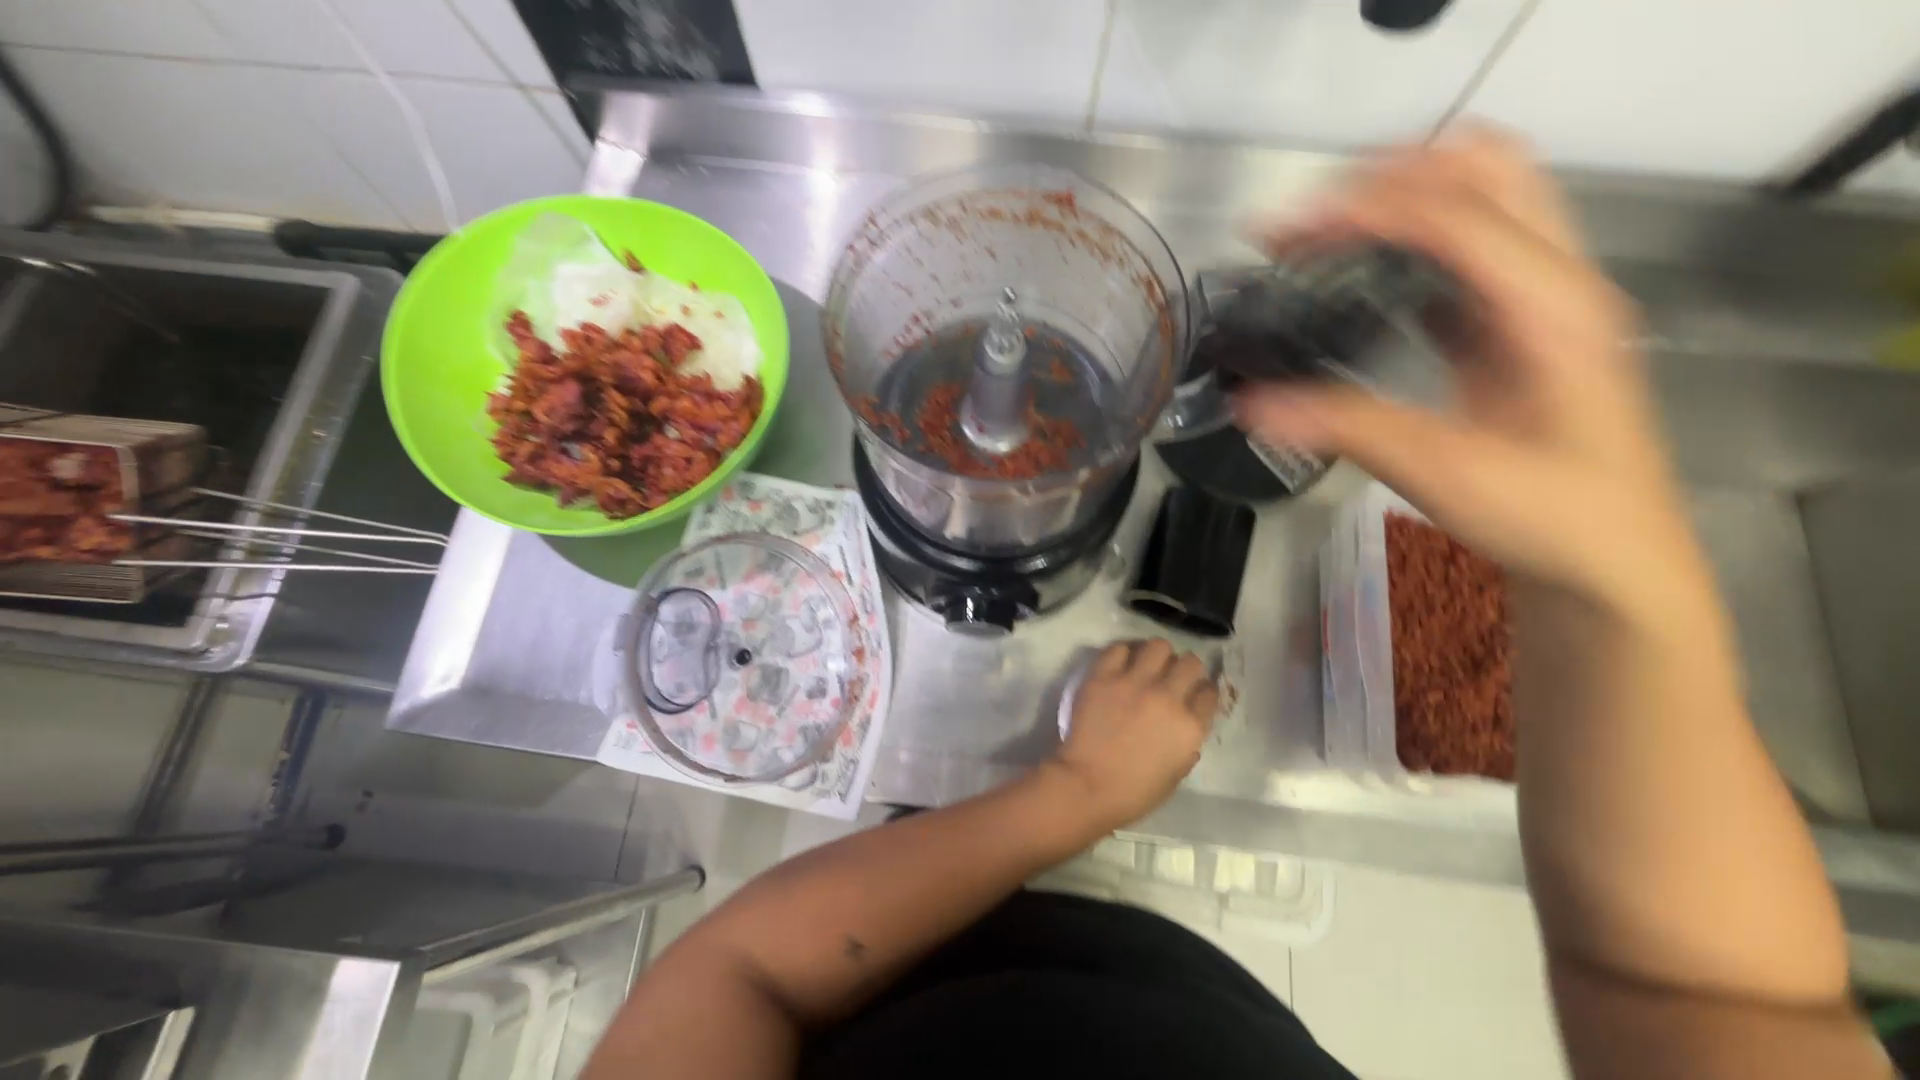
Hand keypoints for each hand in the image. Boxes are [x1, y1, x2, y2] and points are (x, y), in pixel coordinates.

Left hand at [1050, 639, 1217, 832]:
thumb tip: (1186, 726)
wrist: (1086, 785)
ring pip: (1158, 646)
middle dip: (1185, 668)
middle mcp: (1167, 697)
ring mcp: (1134, 683)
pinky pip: (1119, 648)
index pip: (1210, 692)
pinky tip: (1120, 665)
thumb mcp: (1176, 775)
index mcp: (1190, 726)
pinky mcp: (1103, 677)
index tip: (1194, 694)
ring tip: (1147, 665)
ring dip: (1157, 655)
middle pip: (1190, 663)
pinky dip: (1123, 653)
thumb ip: (1187, 746)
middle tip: (1172, 677)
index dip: (1203, 691)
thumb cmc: (1133, 792)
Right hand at [1236, 127, 1709, 623]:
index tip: (1288, 230)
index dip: (1367, 209)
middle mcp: (1556, 280)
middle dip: (1393, 171)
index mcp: (1552, 307)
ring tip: (1322, 236)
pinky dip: (1407, 242)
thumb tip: (1248, 402)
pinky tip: (1356, 279)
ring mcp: (1542, 294)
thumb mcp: (1443, 472)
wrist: (1613, 556)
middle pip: (1487, 166)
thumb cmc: (1549, 515)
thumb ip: (1346, 427)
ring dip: (1401, 196)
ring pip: (1482, 194)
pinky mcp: (1520, 319)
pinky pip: (1465, 246)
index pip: (1458, 216)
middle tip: (1313, 217)